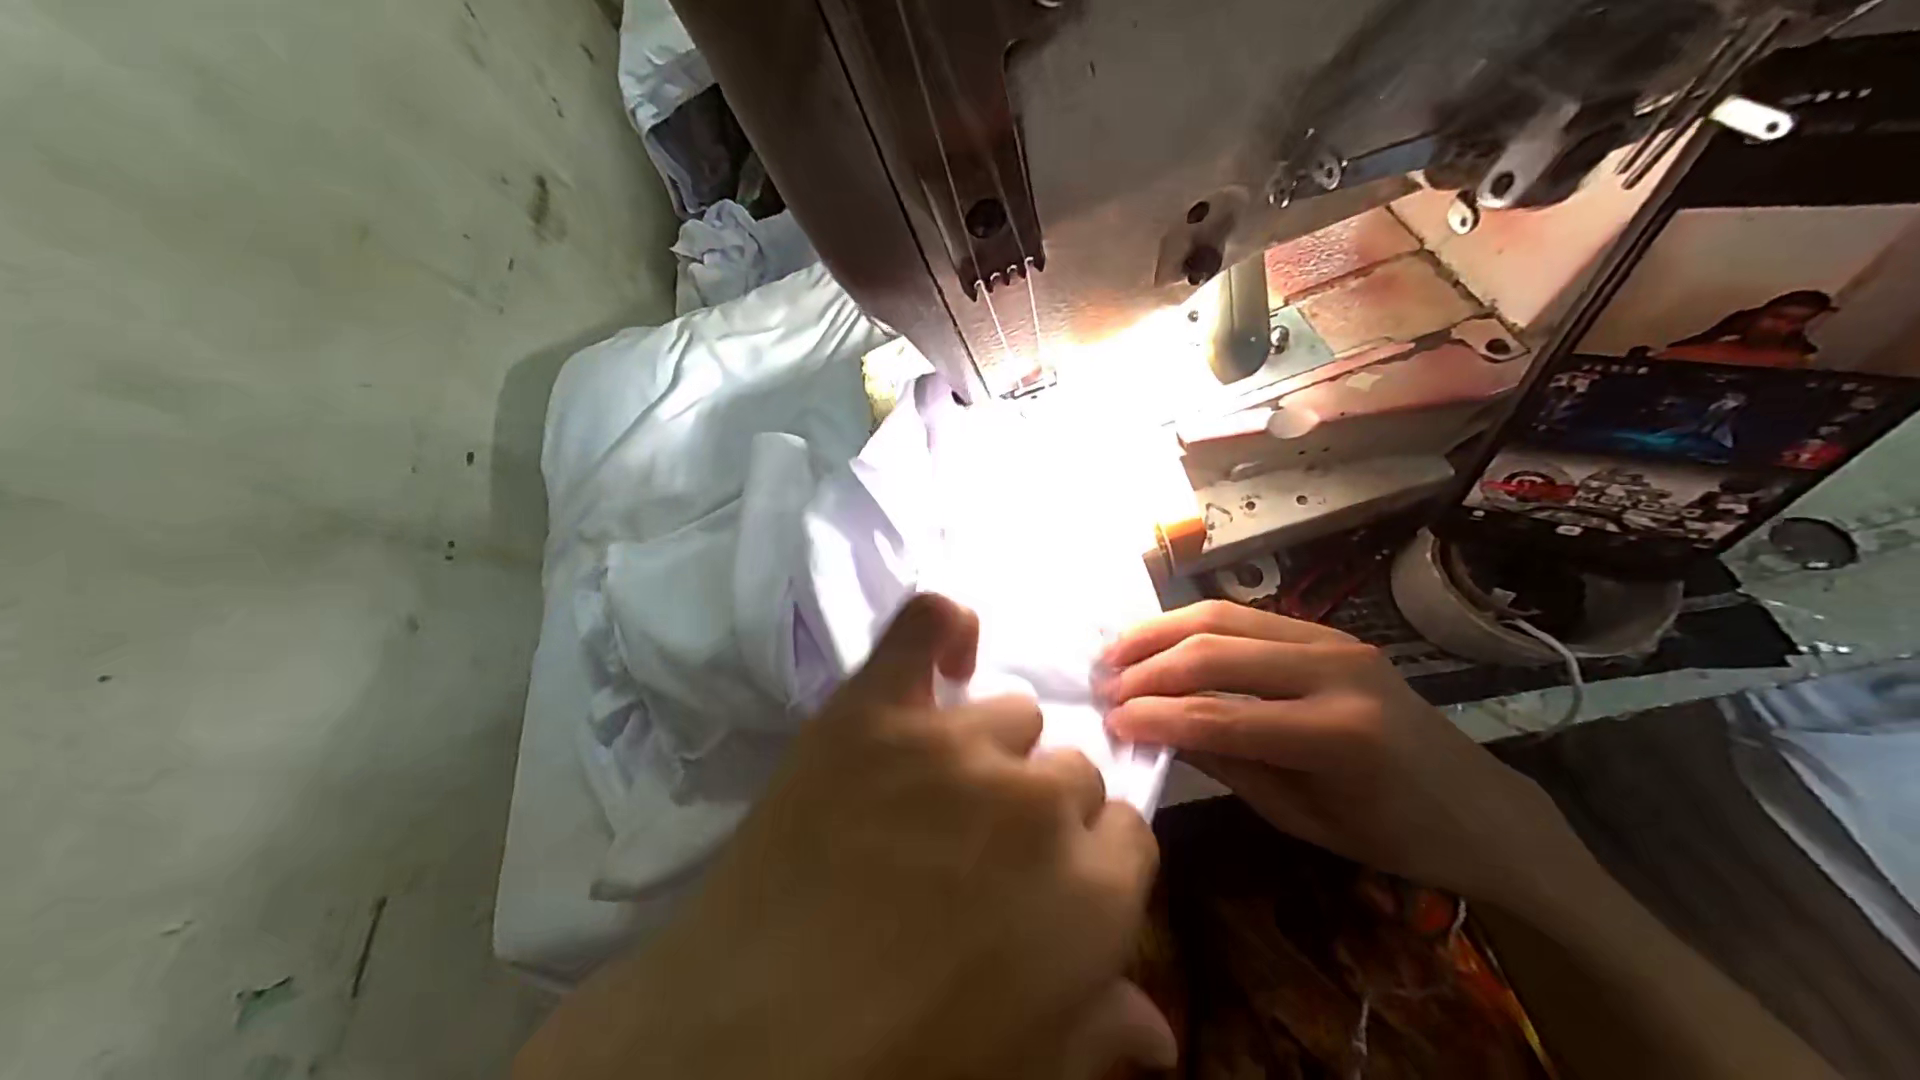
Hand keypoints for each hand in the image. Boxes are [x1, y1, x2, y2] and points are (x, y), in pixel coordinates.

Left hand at [517, 594, 1169, 1079]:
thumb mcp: (1022, 1069)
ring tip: (936, 792)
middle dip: (1041, 810)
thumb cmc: (899, 1068)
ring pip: (1011, 714)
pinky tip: (945, 652)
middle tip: (982, 848)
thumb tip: (1159, 1035)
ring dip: (989, 752)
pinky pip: (925, 626)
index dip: (1093, 855)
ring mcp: (952, 745)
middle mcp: (1037, 804)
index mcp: (1092, 895)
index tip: (1057, 877)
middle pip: (1070, 770)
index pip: (1129, 833)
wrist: (744, 1041)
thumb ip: (1099, 1036)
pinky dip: (941, 626)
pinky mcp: (873, 711)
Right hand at [1100, 601, 1580, 911]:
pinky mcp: (1328, 631)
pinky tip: (1164, 640)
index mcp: (1336, 734)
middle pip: (1214, 651)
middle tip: (1102, 683)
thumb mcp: (1300, 816)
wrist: (1479, 807)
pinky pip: (1246, 617)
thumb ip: (1225, 763)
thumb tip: (1154, 730)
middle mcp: (1335, 671)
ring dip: (1162, 630)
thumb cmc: (1391, 833)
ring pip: (1224, 616)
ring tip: (1117, 649)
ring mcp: (1333, 640)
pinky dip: (1194, 625)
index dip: (1154, 717)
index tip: (1111, 722)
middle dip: (1147, 665)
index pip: (1218, 715)